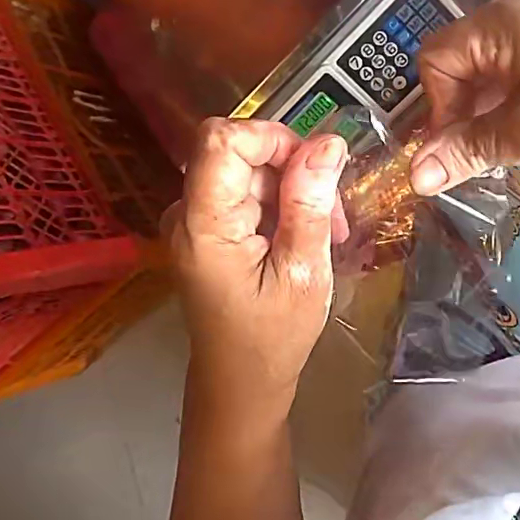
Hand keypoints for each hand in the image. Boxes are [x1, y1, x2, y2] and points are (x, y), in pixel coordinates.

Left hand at [167, 119, 347, 405]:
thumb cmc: (273, 338)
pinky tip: (303, 235)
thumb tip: (328, 142)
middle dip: (294, 168)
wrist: (241, 382)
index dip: (272, 137)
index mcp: (204, 225)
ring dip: (294, 188)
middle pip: (239, 151)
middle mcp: (188, 213)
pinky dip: (281, 202)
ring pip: (249, 168)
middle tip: (331, 214)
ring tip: (324, 232)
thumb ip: (310, 203)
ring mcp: (195, 219)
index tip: (313, 169)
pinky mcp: (208, 227)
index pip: (222, 139)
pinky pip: (246, 190)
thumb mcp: (303, 271)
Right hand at [409, 0, 519, 193]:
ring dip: (485, 120)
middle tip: (468, 163)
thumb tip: (414, 177)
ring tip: (498, 159)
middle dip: (458, 116)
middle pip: (461, 67)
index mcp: (502, 20)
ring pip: (491, 80)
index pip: (435, 58)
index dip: (434, 107)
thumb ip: (466, 150)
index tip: (449, 152)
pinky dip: (512, 115)